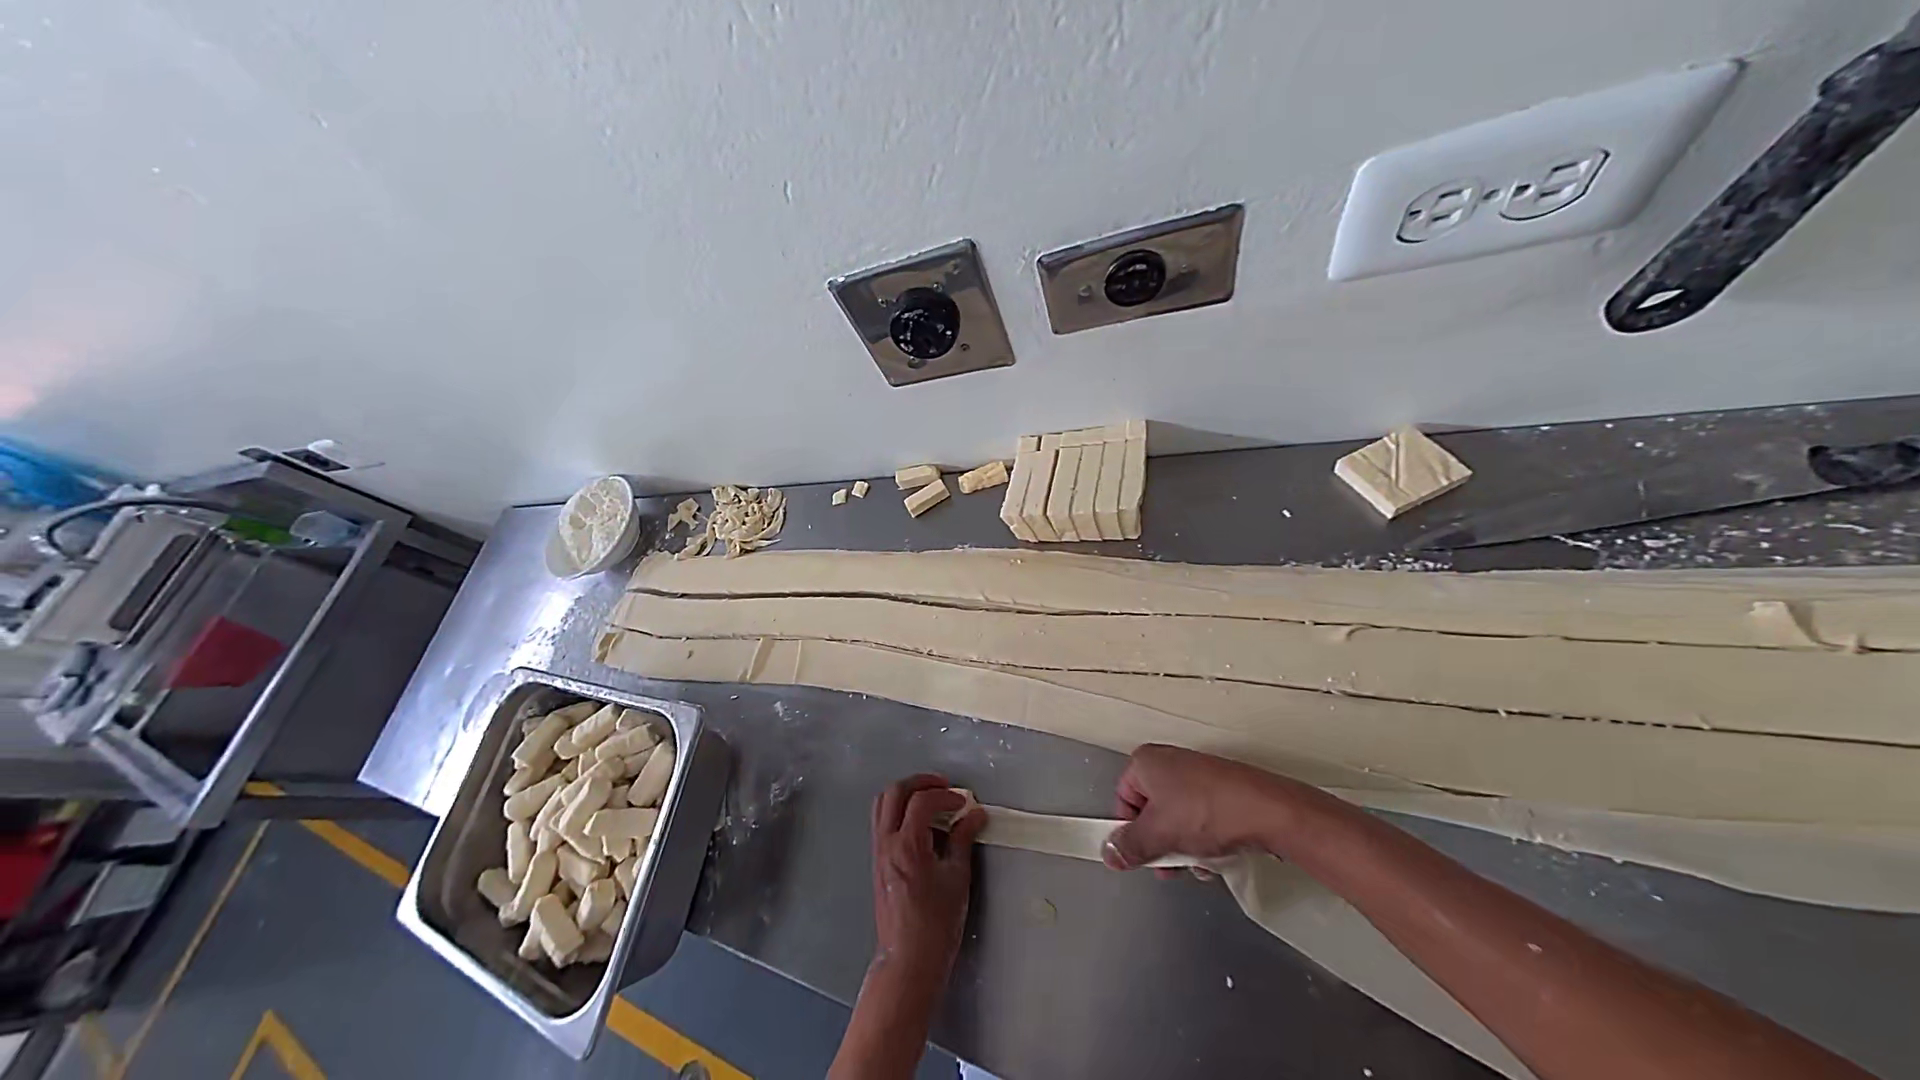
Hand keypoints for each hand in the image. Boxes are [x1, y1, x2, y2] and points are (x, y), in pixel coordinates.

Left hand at [869, 774, 983, 982]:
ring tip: (931, 801)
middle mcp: (886, 842)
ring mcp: (877, 851)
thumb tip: (973, 816)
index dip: (945, 795)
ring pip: (883, 804)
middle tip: (943, 787)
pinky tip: (921, 826)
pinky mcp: (876, 861)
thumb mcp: (957, 878)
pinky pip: (882, 822)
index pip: (922, 801)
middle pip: (895, 792)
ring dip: (906, 795)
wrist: (908, 958)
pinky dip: (900, 812)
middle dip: (920, 783)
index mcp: (907, 845)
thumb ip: (962, 840)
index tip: (963, 803)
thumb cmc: (936, 923)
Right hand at [1102, 744, 1293, 873]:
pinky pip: (1200, 818)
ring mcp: (1198, 776)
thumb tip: (1112, 852)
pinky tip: (1214, 855)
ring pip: (1177, 819)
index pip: (1122, 799)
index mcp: (1146, 761)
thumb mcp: (1159, 835)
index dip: (1128, 830)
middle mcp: (1170, 762)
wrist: (1270, 812)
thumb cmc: (1212, 810)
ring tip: (1196, 861)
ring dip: (1182, 846)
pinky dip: (1203, 839)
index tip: (1136, 853)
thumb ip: (1129, 846)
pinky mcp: (1221, 790)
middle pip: (1150, 811)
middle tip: (1167, 863)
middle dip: (1159, 843)